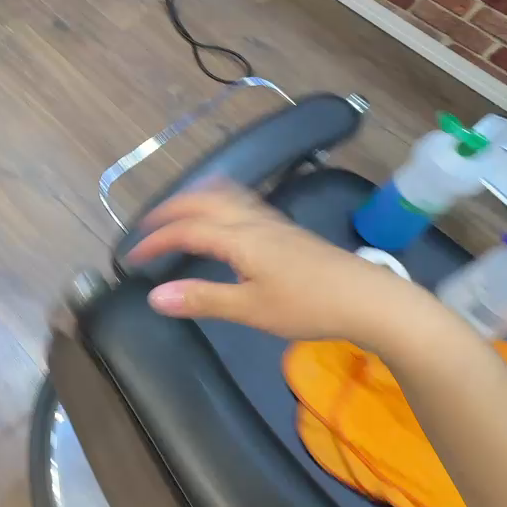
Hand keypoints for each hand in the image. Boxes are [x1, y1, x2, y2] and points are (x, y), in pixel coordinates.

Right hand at [127, 182, 435, 347]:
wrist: (374, 301)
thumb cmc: (309, 306)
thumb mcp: (252, 310)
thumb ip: (202, 299)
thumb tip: (154, 296)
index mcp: (236, 237)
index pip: (184, 230)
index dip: (155, 240)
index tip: (132, 256)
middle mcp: (249, 220)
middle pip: (200, 202)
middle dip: (169, 211)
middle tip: (147, 226)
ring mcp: (270, 222)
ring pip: (222, 195)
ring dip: (193, 198)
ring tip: (178, 208)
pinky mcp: (286, 229)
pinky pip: (240, 200)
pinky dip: (218, 198)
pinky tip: (225, 212)